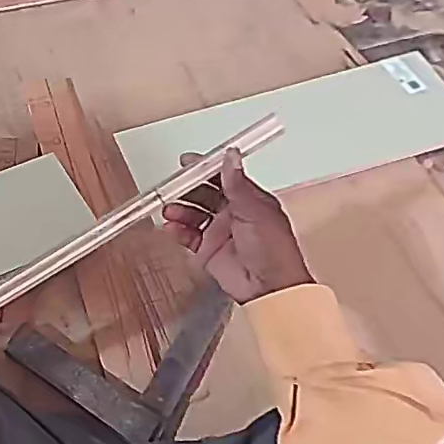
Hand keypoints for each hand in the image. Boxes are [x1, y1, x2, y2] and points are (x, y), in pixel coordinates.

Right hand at [162, 150, 313, 303]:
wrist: (267, 286)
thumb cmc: (273, 250)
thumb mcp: (254, 210)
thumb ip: (237, 184)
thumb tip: (231, 156)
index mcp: (249, 200)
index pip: (222, 177)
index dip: (204, 169)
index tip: (187, 163)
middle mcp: (233, 213)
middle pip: (203, 194)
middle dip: (186, 190)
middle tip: (171, 188)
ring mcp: (219, 231)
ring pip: (193, 214)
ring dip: (179, 210)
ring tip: (170, 211)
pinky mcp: (208, 249)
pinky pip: (187, 235)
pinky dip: (177, 230)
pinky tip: (170, 228)